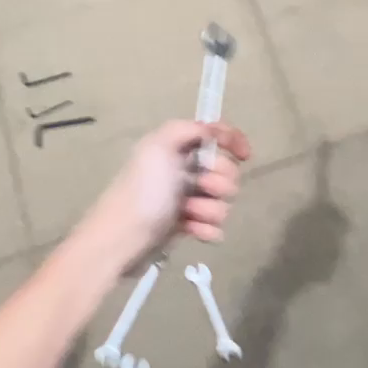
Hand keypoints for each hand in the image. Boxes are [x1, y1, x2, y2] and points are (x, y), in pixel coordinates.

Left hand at [81, 120, 251, 266]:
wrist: (123, 238)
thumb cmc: (144, 189)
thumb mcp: (160, 145)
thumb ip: (189, 129)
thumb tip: (212, 130)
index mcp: (178, 146)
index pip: (216, 135)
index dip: (234, 140)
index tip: (244, 155)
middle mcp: (185, 169)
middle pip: (227, 169)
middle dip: (219, 180)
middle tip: (199, 186)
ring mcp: (188, 199)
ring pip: (224, 201)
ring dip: (210, 208)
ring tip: (188, 213)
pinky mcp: (188, 226)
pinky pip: (216, 226)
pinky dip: (207, 228)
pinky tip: (192, 231)